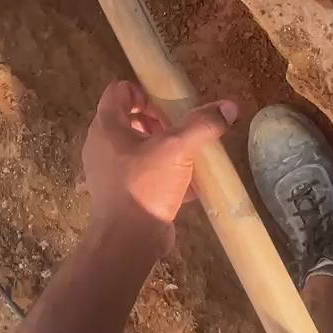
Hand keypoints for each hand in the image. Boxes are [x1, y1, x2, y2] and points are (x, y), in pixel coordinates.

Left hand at [81, 80, 236, 242]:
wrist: (127, 241)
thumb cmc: (144, 186)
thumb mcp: (177, 149)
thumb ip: (202, 125)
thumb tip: (229, 106)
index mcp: (106, 127)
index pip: (118, 91)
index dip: (143, 91)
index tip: (168, 103)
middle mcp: (102, 146)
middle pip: (129, 119)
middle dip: (159, 121)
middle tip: (182, 129)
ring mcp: (109, 172)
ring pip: (138, 149)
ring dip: (164, 148)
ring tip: (190, 154)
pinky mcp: (122, 194)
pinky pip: (145, 175)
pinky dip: (165, 174)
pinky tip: (190, 184)